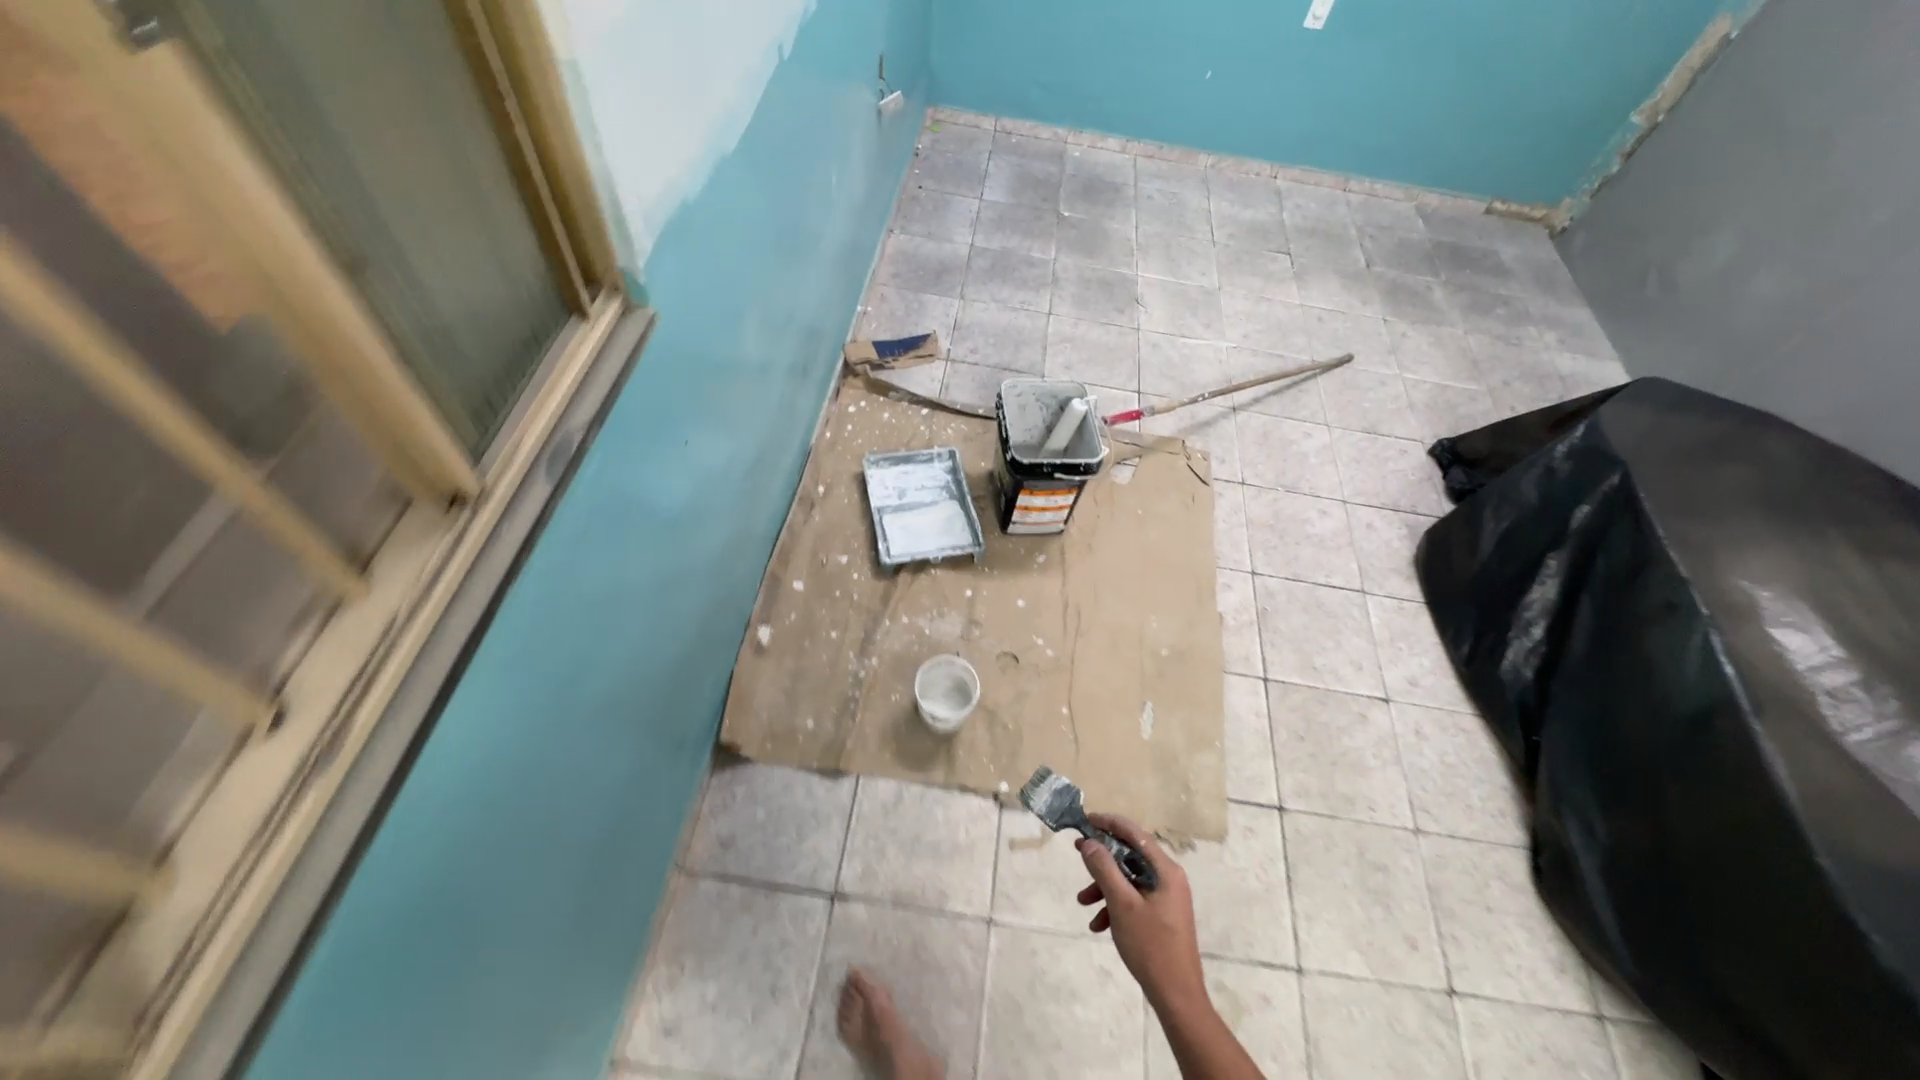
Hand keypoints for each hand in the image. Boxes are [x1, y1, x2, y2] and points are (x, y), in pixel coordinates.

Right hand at [1076, 813, 1206, 1014]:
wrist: (1176, 993)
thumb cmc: (1150, 945)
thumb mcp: (1122, 904)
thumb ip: (1104, 869)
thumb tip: (1089, 842)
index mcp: (1166, 870)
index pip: (1135, 833)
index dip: (1109, 823)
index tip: (1085, 821)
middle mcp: (1169, 878)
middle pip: (1131, 855)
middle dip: (1102, 859)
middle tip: (1077, 854)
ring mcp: (1166, 897)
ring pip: (1129, 879)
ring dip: (1104, 887)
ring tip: (1083, 903)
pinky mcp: (1161, 914)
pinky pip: (1134, 899)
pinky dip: (1114, 906)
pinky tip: (1099, 925)